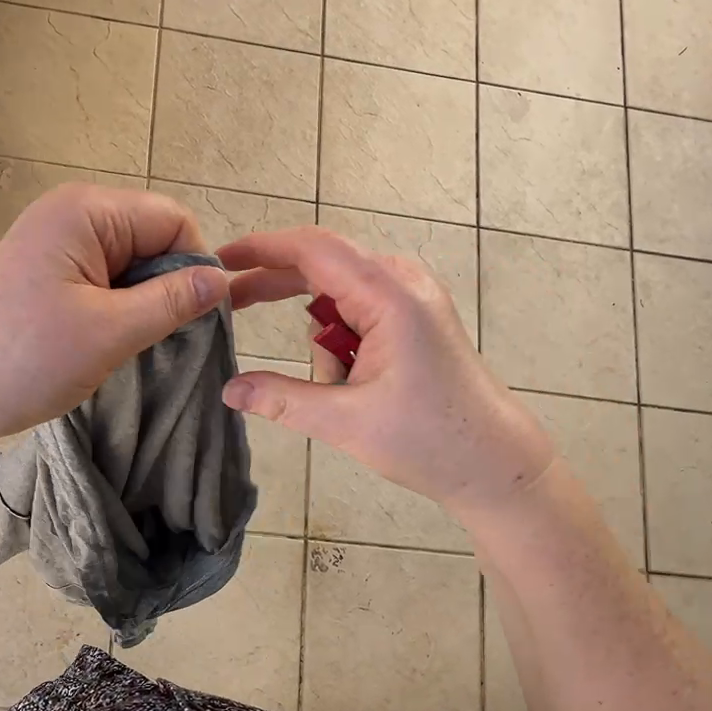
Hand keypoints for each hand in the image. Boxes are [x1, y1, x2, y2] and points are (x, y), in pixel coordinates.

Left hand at [0, 184, 230, 450]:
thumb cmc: (28, 360)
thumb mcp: (110, 333)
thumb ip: (171, 302)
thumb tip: (221, 281)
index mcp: (85, 210)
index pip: (171, 220)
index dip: (193, 266)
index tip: (194, 320)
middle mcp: (69, 213)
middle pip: (150, 238)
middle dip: (165, 286)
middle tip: (160, 340)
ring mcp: (53, 244)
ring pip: (127, 265)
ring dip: (138, 304)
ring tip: (126, 345)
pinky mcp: (44, 274)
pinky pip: (100, 281)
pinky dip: (113, 310)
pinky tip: (103, 343)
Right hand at [217, 227, 554, 512]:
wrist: (492, 461)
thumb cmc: (427, 439)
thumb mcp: (344, 421)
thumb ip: (281, 400)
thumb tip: (228, 390)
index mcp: (389, 296)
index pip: (313, 250)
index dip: (262, 249)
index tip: (219, 259)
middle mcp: (402, 283)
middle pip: (321, 268)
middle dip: (276, 289)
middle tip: (231, 310)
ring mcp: (411, 300)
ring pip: (337, 301)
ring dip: (321, 343)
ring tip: (337, 392)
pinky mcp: (413, 321)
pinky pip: (357, 317)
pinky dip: (340, 348)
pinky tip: (351, 386)